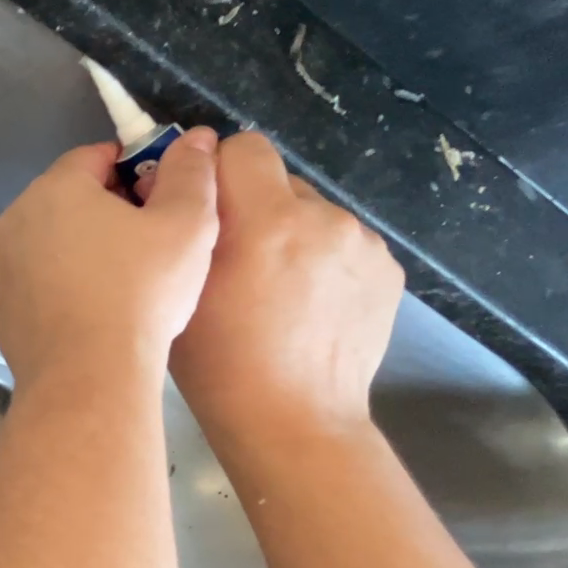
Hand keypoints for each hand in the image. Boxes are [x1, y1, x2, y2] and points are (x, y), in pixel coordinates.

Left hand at [0, 128, 219, 384]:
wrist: (85, 375)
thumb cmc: (141, 292)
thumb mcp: (187, 222)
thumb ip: (190, 171)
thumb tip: (194, 141)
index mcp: (53, 190)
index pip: (94, 157)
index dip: (133, 169)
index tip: (160, 197)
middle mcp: (13, 221)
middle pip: (66, 197)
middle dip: (105, 207)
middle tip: (147, 238)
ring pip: (47, 239)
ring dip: (81, 245)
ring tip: (121, 276)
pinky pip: (34, 277)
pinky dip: (58, 281)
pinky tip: (89, 306)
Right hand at [170, 132, 403, 443]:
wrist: (291, 418)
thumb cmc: (217, 363)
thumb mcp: (182, 292)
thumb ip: (191, 232)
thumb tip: (190, 195)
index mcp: (266, 221)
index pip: (243, 148)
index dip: (213, 171)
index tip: (197, 208)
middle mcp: (322, 218)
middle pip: (276, 181)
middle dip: (249, 208)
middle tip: (229, 260)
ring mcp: (362, 243)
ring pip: (309, 215)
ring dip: (284, 236)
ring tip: (267, 292)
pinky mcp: (385, 269)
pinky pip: (339, 245)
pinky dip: (316, 263)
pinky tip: (300, 308)